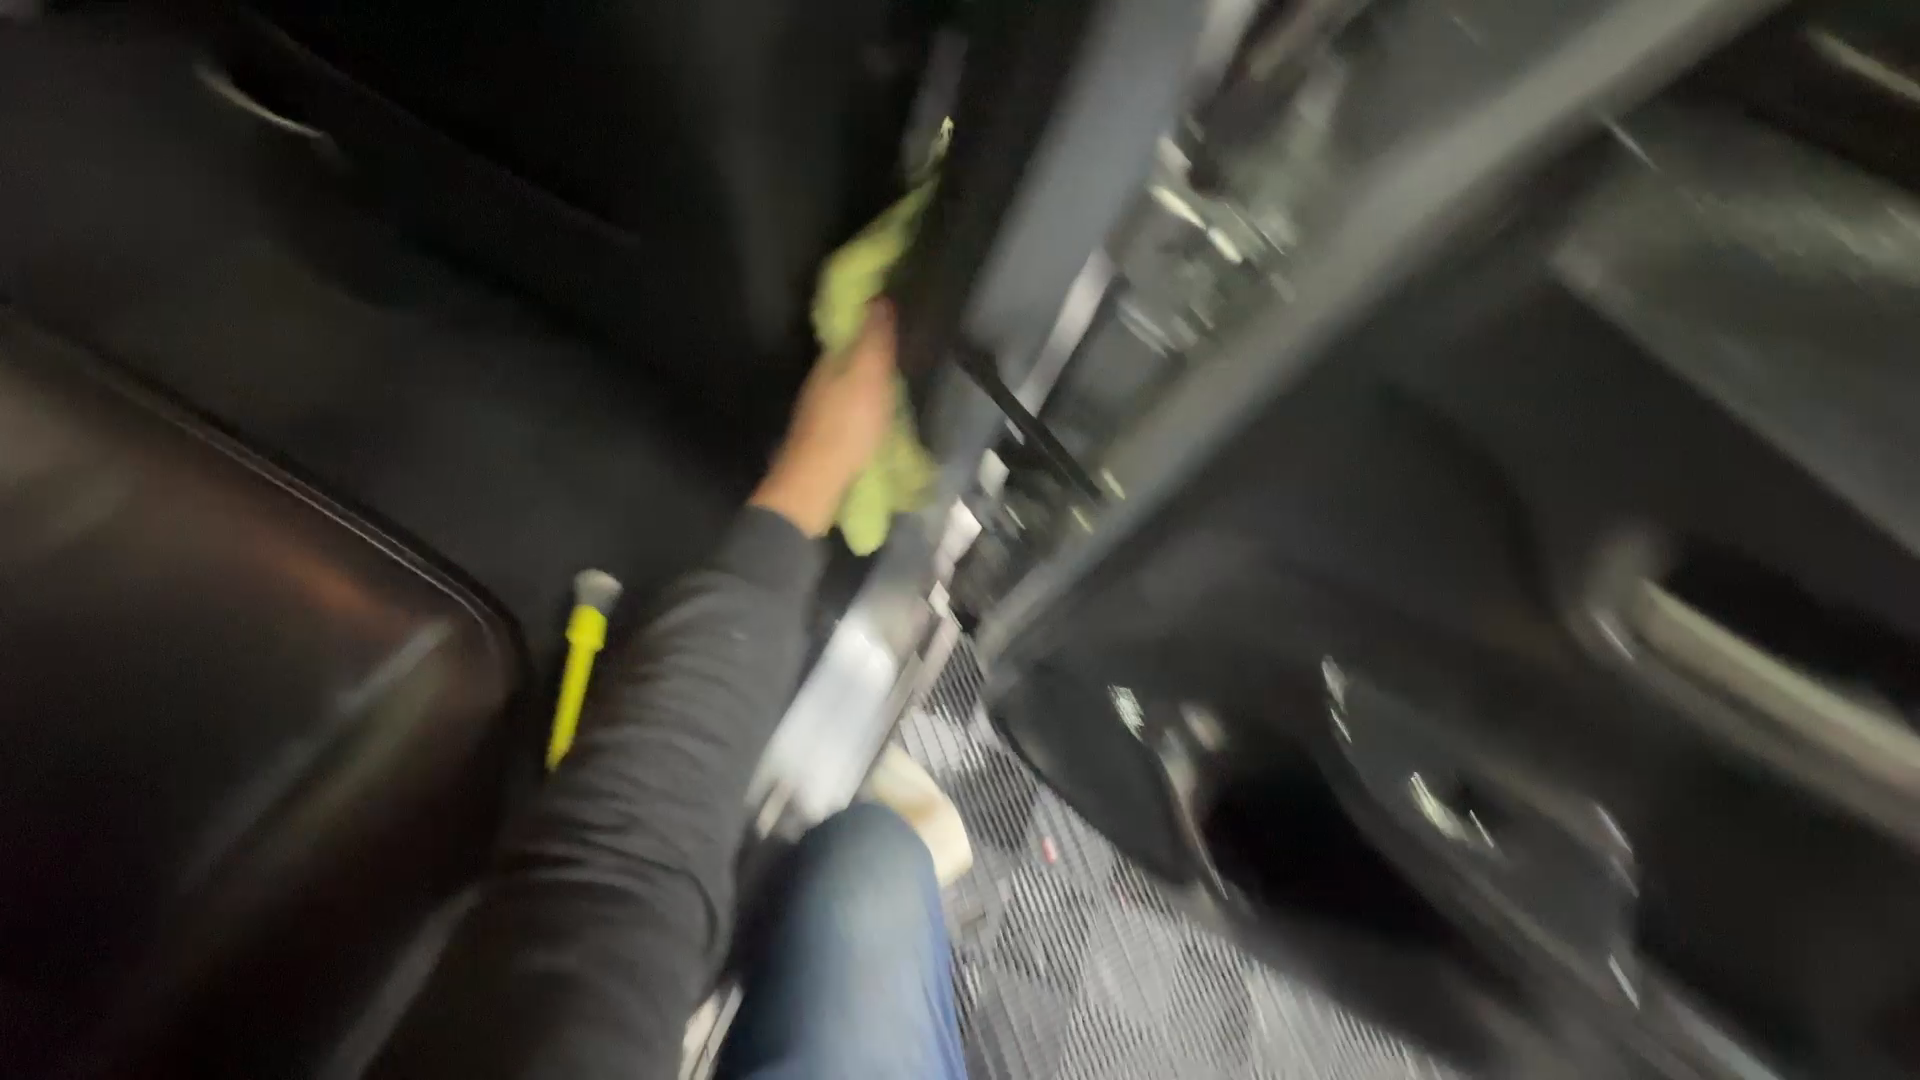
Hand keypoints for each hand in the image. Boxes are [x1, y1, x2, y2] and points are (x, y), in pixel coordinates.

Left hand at [749, 301, 898, 536]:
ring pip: (847, 389)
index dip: (871, 322)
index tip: (894, 316)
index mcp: (829, 363)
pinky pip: (848, 413)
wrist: (816, 483)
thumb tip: (879, 299)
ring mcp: (818, 414)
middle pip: (847, 361)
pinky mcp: (824, 440)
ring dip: (867, 385)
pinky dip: (863, 410)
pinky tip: (877, 418)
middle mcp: (819, 384)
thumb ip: (874, 340)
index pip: (849, 331)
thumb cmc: (848, 425)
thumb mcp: (868, 376)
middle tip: (901, 354)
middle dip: (870, 355)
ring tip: (893, 387)